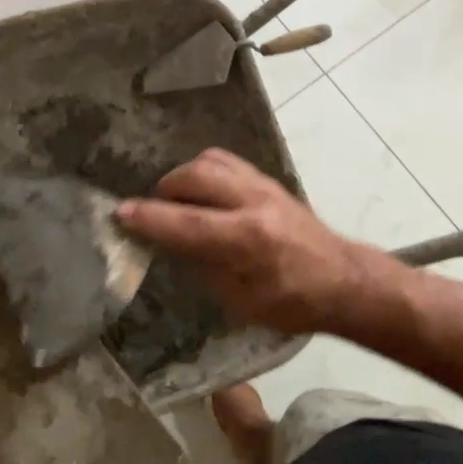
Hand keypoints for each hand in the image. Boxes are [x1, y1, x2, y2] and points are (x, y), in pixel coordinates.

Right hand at [115, 148, 392, 334]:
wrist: (342, 277)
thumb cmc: (292, 302)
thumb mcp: (243, 303)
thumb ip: (205, 268)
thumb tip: (172, 244)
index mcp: (248, 240)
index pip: (187, 222)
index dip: (150, 218)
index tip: (120, 213)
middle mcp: (254, 202)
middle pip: (196, 176)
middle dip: (165, 189)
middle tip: (151, 210)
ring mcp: (263, 185)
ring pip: (210, 160)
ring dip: (185, 176)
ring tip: (175, 199)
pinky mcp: (268, 179)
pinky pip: (227, 161)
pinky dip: (205, 171)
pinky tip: (201, 192)